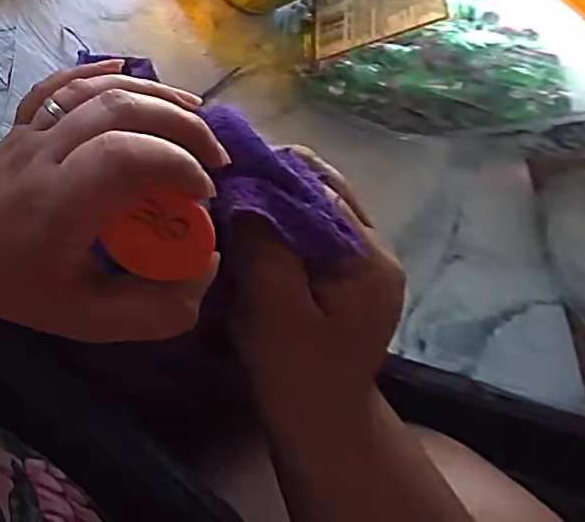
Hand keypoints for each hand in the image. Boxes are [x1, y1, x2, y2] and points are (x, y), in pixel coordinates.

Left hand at [0, 63, 230, 342]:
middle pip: (113, 110)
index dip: (174, 162)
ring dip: (148, 93)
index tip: (203, 194)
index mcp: (58, 205)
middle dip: (177, 123)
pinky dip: (92, 72)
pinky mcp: (20, 124)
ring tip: (194, 112)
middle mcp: (41, 156)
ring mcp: (27, 133)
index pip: (123, 156)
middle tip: (213, 157)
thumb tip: (209, 256)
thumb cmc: (20, 288)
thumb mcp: (92, 320)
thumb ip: (158, 306)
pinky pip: (54, 85)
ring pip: (88, 90)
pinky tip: (125, 67)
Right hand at [229, 147, 404, 417]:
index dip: (267, 171)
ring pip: (304, 195)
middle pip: (315, 182)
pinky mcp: (331, 262)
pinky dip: (266, 209)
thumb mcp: (275, 307)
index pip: (318, 188)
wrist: (316, 415)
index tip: (219, 168)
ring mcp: (351, 253)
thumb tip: (241, 185)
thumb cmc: (296, 367)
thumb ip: (263, 245)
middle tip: (217, 179)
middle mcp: (367, 246)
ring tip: (223, 193)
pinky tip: (236, 218)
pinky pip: (297, 216)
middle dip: (265, 175)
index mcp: (367, 257)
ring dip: (263, 190)